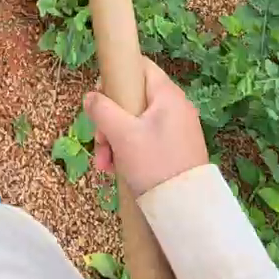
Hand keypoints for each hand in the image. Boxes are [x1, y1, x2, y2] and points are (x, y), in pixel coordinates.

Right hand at [84, 57, 208, 196]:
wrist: (188, 212)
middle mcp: (175, 108)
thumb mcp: (121, 134)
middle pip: (132, 99)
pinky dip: (128, 150)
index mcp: (167, 95)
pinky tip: (116, 170)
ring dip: (114, 139)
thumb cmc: (154, 164)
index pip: (139, 66)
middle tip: (99, 141)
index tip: (100, 95)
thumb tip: (90, 97)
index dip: (115, 74)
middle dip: (109, 120)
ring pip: (135, 123)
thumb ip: (101, 109)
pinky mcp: (175, 150)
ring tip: (105, 164)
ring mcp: (176, 130)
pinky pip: (145, 140)